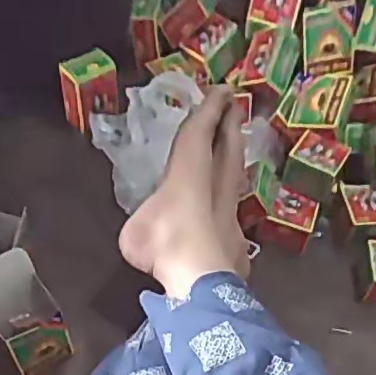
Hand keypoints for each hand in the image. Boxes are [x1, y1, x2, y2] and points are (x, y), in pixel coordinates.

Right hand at [117, 85, 252, 297]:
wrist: (199, 282)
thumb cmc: (164, 244)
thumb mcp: (136, 234)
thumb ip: (144, 228)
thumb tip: (149, 241)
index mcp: (190, 173)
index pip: (201, 134)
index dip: (211, 110)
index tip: (222, 92)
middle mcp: (218, 193)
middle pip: (230, 153)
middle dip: (230, 129)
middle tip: (234, 112)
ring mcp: (233, 224)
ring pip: (235, 191)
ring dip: (232, 177)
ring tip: (228, 170)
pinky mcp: (239, 253)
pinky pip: (233, 231)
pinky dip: (227, 226)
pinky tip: (222, 235)